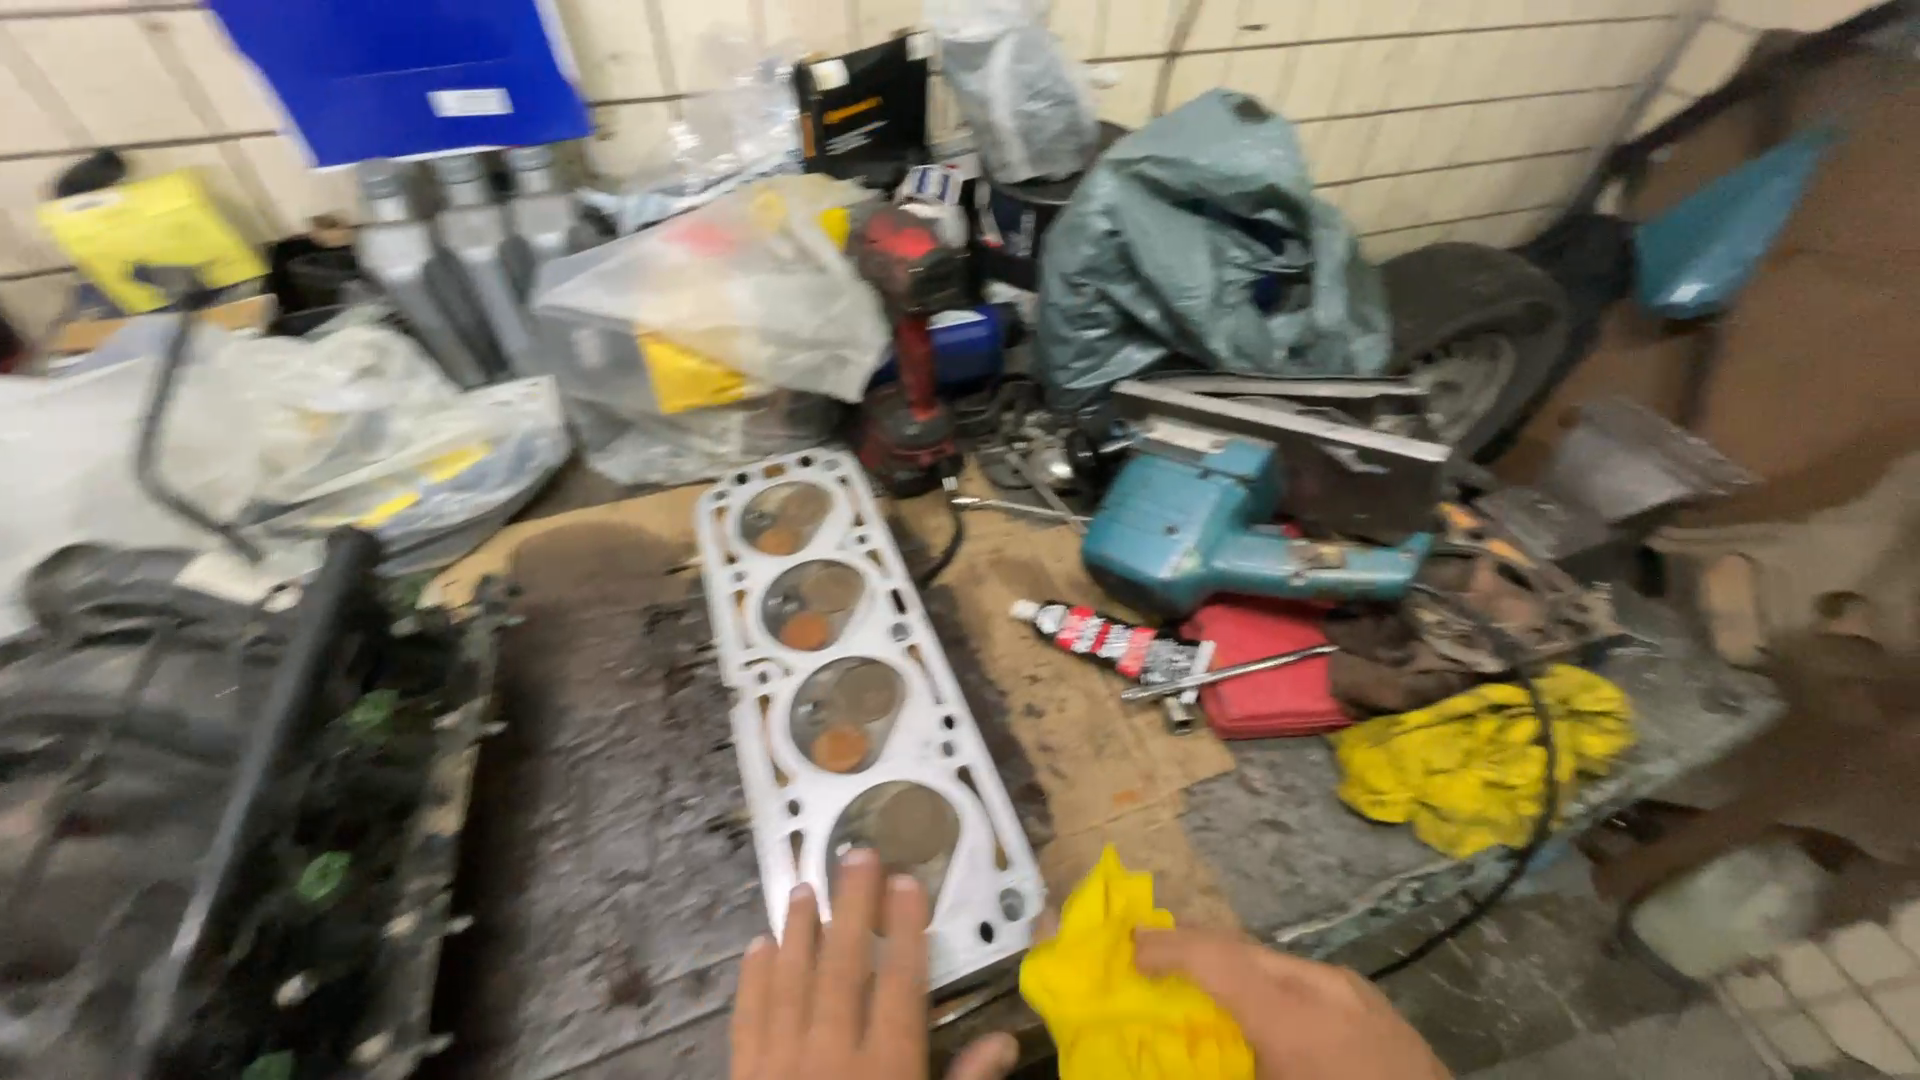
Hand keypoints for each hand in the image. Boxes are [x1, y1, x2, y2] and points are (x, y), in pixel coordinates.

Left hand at [730, 848, 1020, 1079]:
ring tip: (803, 886)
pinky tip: (757, 946)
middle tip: (855, 853)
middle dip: (851, 906)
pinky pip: (746, 1021)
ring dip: (797, 931)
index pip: (899, 984)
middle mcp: (830, 1058)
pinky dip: (751, 980)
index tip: (907, 880)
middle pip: (842, 966)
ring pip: (789, 982)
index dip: (905, 928)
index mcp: (883, 1071)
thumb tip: (1005, 1041)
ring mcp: (781, 1068)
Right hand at [1134, 928, 1450, 1079]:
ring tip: (1197, 977)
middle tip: (1149, 953)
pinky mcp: (1375, 1007)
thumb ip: (1222, 1065)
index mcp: (1296, 1019)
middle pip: (1242, 948)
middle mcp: (1325, 989)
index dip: (1168, 947)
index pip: (1218, 958)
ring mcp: (1356, 993)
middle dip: (1191, 947)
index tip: (1130, 948)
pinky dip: (1267, 983)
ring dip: (1230, 965)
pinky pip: (1304, 980)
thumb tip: (1175, 1054)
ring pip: (1275, 962)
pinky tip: (1259, 1007)